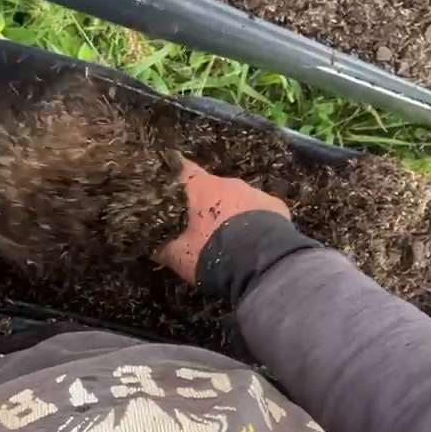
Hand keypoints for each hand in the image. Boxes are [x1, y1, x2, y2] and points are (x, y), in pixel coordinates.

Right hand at [156, 159, 290, 285]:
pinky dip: (251, 222)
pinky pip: (257, 211)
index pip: (183, 169)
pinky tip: (249, 240)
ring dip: (228, 213)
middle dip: (204, 202)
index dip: (174, 171)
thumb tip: (155, 246)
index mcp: (201, 189)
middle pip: (211, 187)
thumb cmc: (210, 253)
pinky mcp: (275, 206)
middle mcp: (228, 183)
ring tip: (225, 236)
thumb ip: (164, 247)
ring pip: (236, 199)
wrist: (258, 262)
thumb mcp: (178, 256)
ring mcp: (254, 192)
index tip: (168, 173)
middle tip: (196, 223)